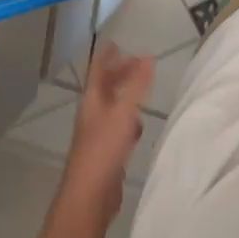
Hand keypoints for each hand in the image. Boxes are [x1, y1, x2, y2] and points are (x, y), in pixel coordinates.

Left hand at [58, 42, 154, 220]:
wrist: (90, 195)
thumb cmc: (103, 149)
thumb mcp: (123, 113)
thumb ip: (137, 86)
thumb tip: (148, 56)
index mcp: (92, 100)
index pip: (97, 71)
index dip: (106, 56)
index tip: (116, 42)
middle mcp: (92, 114)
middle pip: (104, 88)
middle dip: (119, 74)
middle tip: (136, 63)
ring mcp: (97, 134)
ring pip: (112, 107)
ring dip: (124, 96)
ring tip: (140, 90)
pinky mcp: (106, 153)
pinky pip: (118, 128)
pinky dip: (128, 121)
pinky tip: (138, 127)